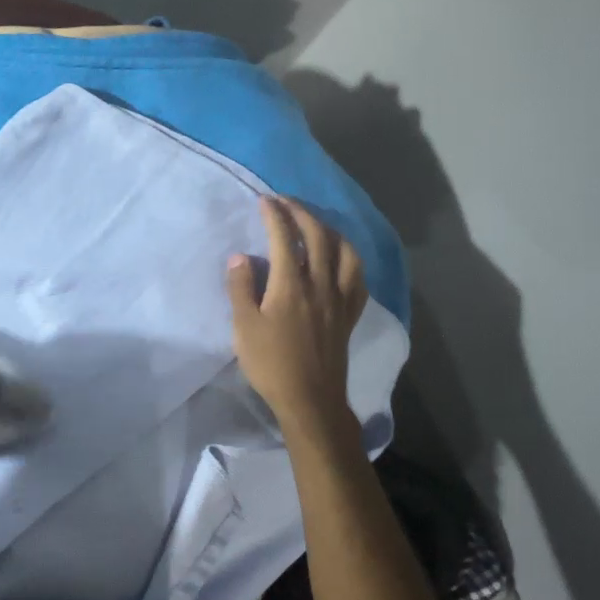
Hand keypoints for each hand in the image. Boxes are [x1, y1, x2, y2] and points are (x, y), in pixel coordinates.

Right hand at [226, 197, 368, 424]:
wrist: (310, 398)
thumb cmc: (270, 364)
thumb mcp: (244, 327)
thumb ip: (241, 288)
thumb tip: (241, 257)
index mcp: (292, 286)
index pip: (285, 239)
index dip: (275, 215)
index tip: (264, 200)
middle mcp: (321, 285)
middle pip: (319, 237)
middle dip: (302, 213)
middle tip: (285, 203)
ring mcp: (340, 299)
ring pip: (346, 252)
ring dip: (330, 230)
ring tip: (316, 224)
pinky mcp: (350, 313)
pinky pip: (358, 276)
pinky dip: (349, 258)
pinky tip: (341, 259)